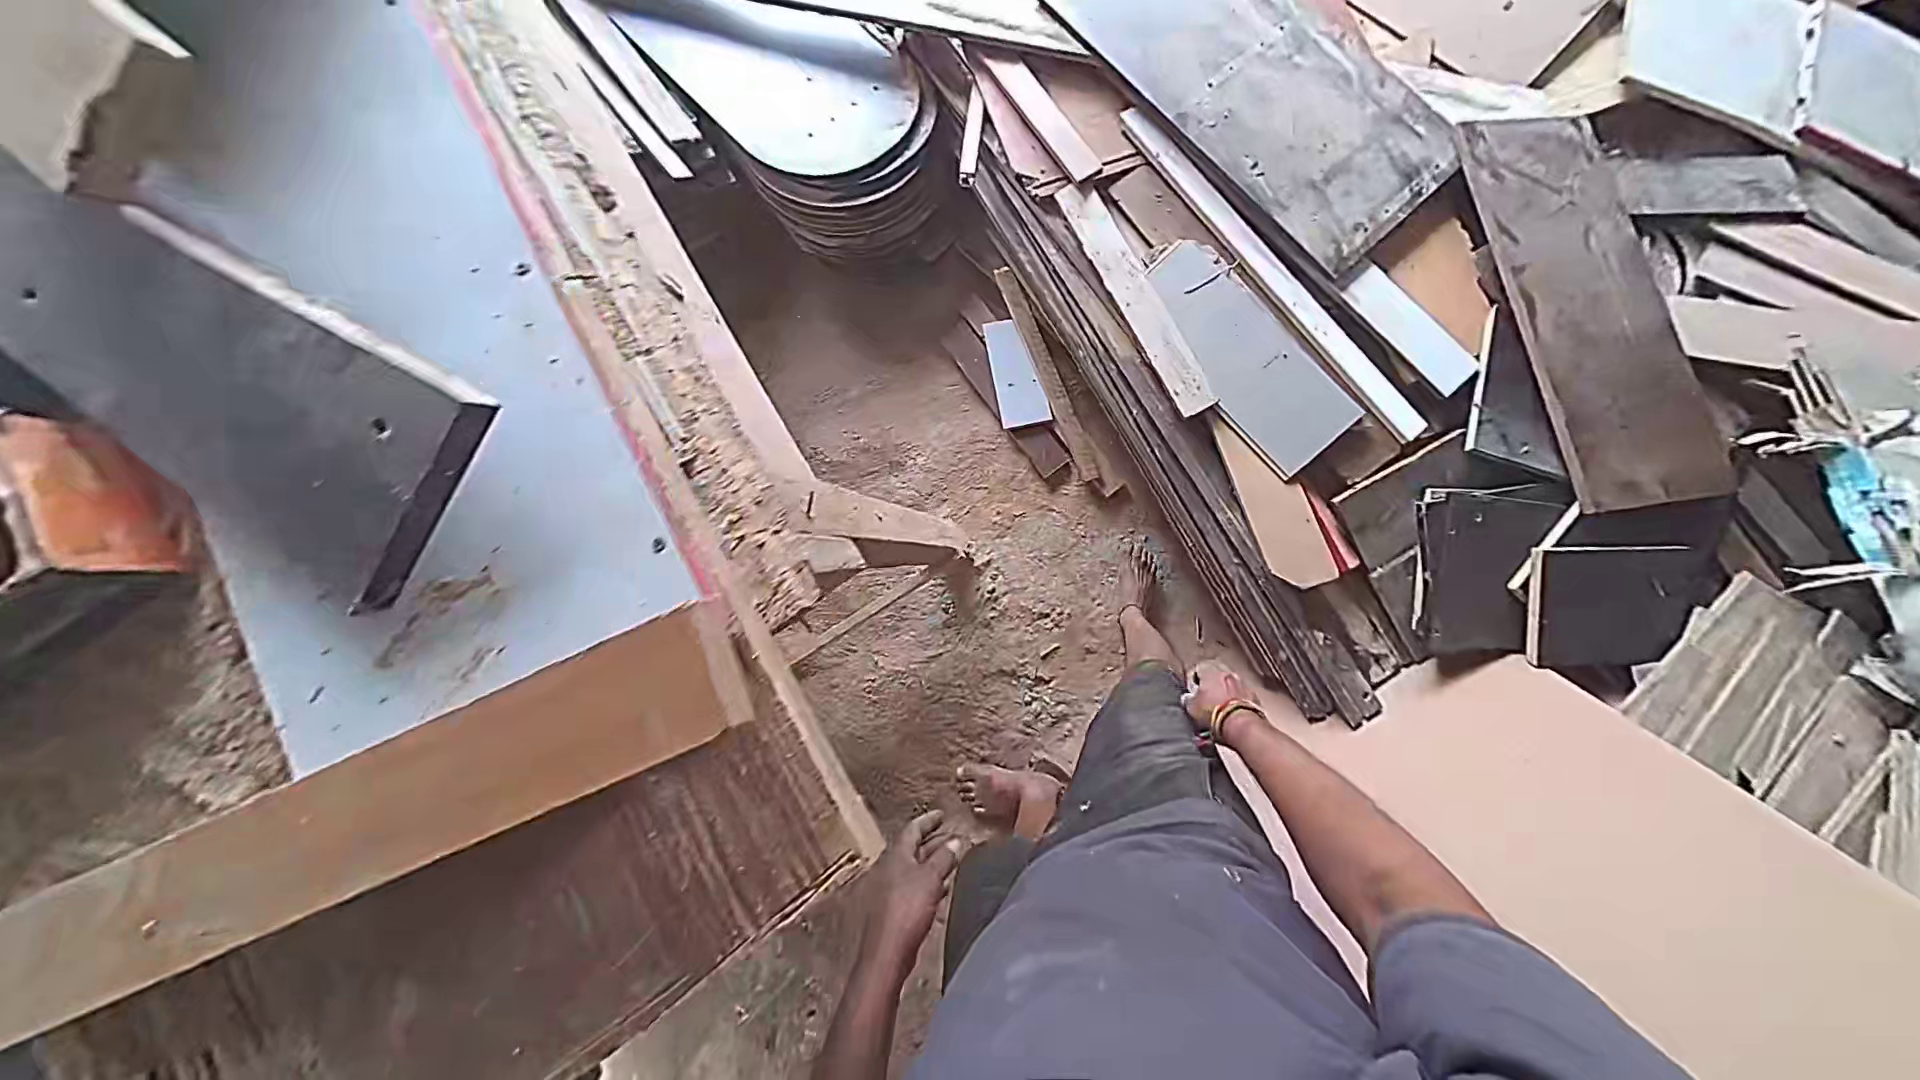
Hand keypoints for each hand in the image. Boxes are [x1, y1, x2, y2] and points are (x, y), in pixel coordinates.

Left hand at [862, 810, 963, 978]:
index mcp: (896, 856)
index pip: (912, 830)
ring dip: (931, 862)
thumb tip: (956, 841)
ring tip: (951, 860)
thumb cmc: (906, 911)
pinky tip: (940, 889)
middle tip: (950, 836)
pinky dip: (928, 882)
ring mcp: (890, 890)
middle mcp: (890, 869)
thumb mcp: (931, 878)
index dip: (928, 821)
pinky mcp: (894, 911)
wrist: (886, 954)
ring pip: (913, 868)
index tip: (940, 815)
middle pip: (912, 848)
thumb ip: (944, 858)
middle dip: (932, 841)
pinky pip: (914, 887)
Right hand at [1183, 660, 1254, 741]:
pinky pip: (1242, 699)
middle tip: (1206, 701)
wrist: (1241, 726)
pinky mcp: (1255, 699)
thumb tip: (1188, 699)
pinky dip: (1237, 705)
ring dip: (1226, 695)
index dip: (1194, 681)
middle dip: (1212, 687)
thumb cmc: (1215, 712)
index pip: (1199, 669)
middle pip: (1217, 677)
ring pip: (1231, 687)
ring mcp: (1243, 685)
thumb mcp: (1191, 708)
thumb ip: (1188, 699)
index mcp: (1211, 670)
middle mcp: (1228, 674)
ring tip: (1219, 711)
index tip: (1192, 691)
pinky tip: (1231, 717)